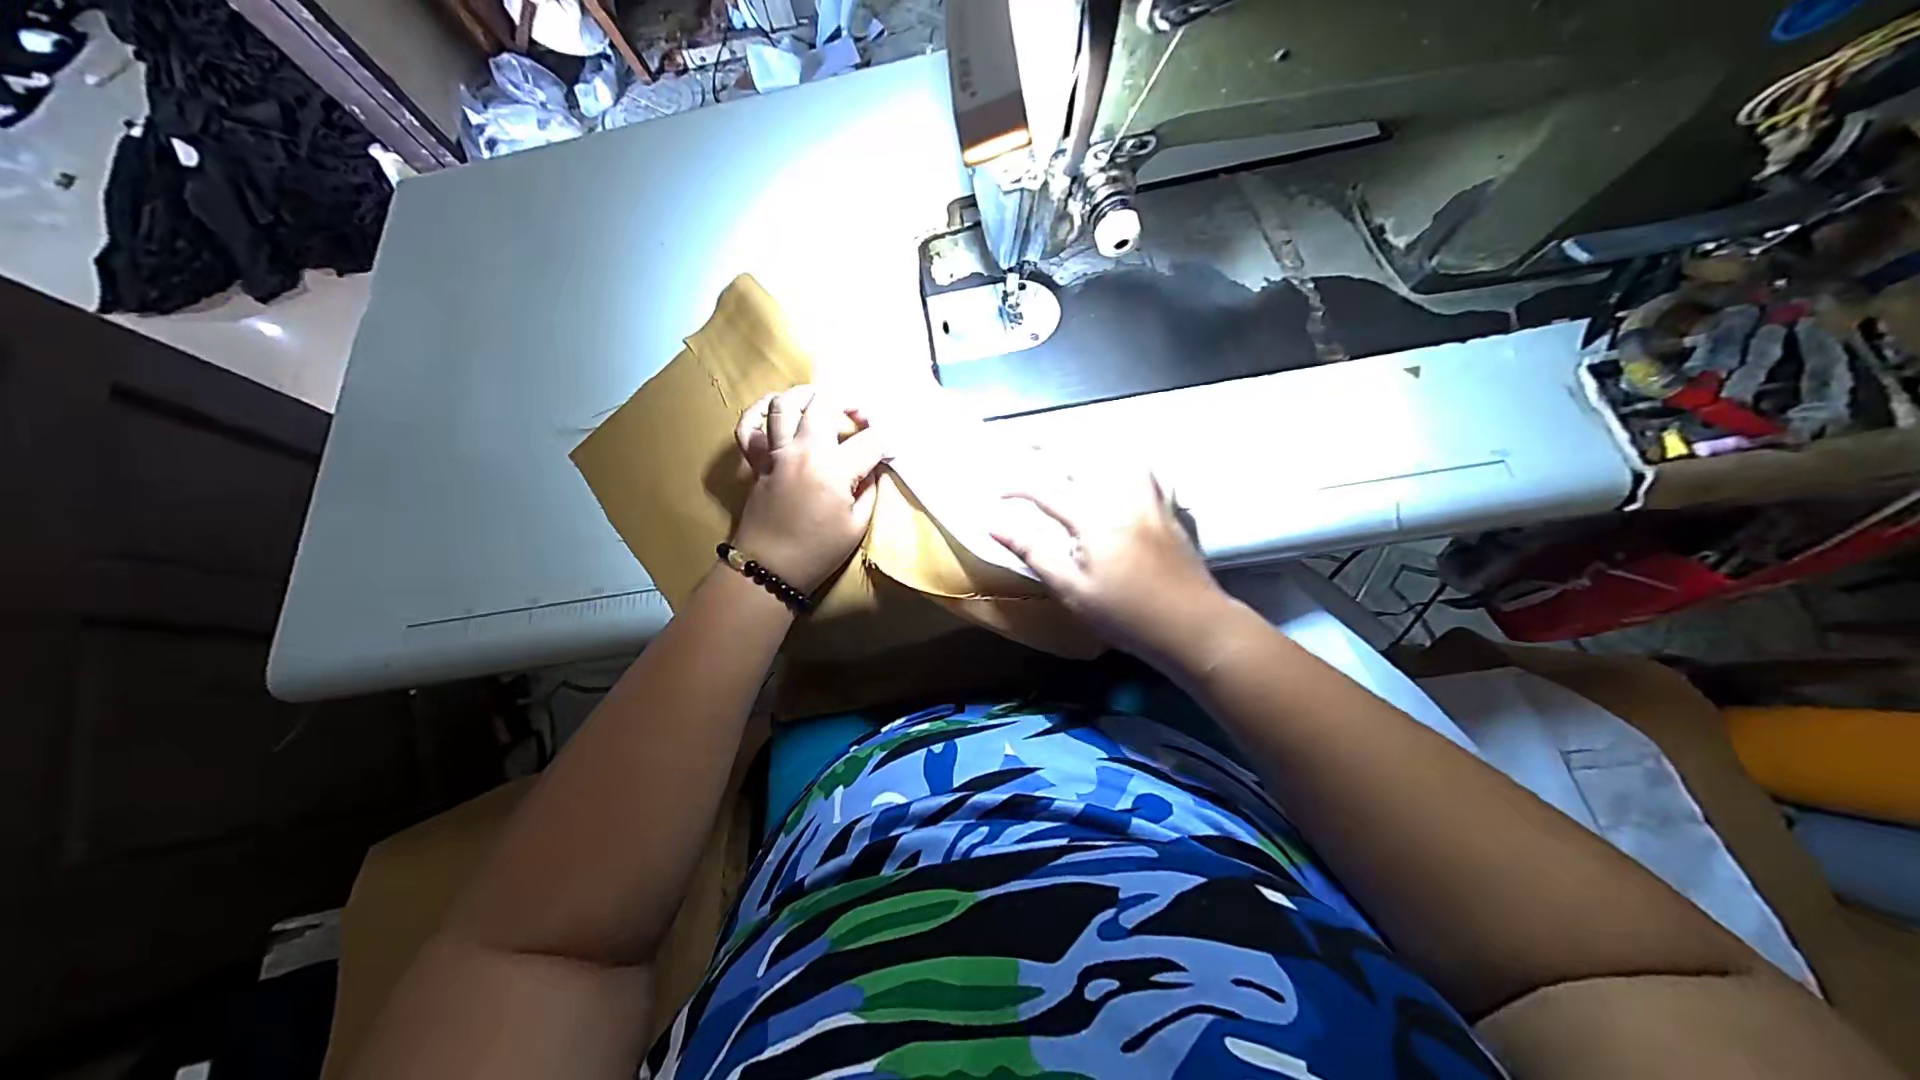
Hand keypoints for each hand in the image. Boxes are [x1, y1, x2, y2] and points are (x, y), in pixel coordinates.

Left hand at [730, 386, 890, 594]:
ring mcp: (775, 453)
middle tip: (860, 415)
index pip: (870, 440)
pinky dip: (757, 412)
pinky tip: (773, 408)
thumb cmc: (818, 551)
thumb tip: (871, 468)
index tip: (890, 449)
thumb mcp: (856, 526)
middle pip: (825, 405)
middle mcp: (803, 451)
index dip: (885, 441)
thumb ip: (868, 489)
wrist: (769, 568)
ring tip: (820, 400)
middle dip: (849, 402)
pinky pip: (747, 427)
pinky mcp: (756, 462)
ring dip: (805, 395)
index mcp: (834, 468)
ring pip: (784, 405)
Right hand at [990, 466, 1236, 665]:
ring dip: (1095, 449)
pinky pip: (1153, 475)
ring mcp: (1151, 503)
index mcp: (1094, 520)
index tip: (999, 494)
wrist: (1193, 625)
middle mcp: (1122, 501)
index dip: (1019, 488)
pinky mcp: (1171, 514)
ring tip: (1078, 447)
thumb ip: (1035, 553)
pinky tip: (1129, 468)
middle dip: (1051, 448)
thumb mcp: (1073, 590)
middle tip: (1030, 442)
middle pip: (1083, 462)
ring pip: (1121, 460)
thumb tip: (996, 526)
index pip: (1047, 492)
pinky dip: (1135, 465)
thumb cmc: (1126, 616)